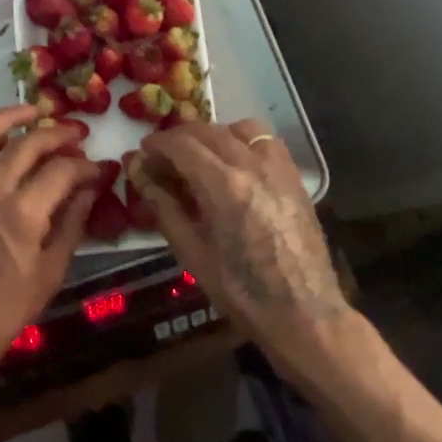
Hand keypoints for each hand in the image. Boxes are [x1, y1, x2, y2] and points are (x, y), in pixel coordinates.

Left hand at [0, 105, 99, 363]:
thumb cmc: (6, 309)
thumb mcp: (50, 273)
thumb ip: (72, 225)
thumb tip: (90, 190)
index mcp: (23, 213)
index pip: (62, 171)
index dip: (85, 166)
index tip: (100, 169)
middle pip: (29, 144)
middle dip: (59, 135)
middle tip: (79, 135)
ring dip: (12, 117)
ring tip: (35, 111)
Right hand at [130, 120, 346, 370]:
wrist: (303, 313)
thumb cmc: (241, 291)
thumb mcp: (192, 252)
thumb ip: (163, 205)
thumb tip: (138, 171)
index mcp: (222, 185)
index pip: (181, 144)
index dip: (157, 145)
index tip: (142, 154)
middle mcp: (251, 164)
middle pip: (207, 131)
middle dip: (179, 138)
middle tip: (162, 158)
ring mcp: (277, 167)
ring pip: (239, 128)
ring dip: (213, 134)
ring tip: (200, 157)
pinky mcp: (294, 176)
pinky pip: (266, 140)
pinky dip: (244, 140)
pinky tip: (235, 162)